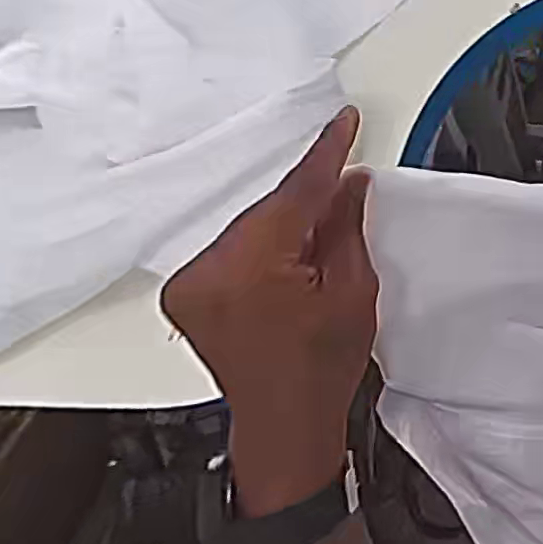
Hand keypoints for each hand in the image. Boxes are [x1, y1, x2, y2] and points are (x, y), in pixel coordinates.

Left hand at [161, 106, 377, 515]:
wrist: (285, 419)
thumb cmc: (324, 365)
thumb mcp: (354, 290)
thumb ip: (345, 229)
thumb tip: (350, 185)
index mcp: (250, 270)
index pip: (294, 195)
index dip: (326, 156)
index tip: (345, 124)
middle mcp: (205, 272)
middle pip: (269, 211)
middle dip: (312, 197)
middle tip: (352, 184)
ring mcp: (190, 284)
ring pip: (253, 228)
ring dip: (292, 221)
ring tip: (329, 229)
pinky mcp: (188, 294)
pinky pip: (237, 247)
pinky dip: (270, 241)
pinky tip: (297, 250)